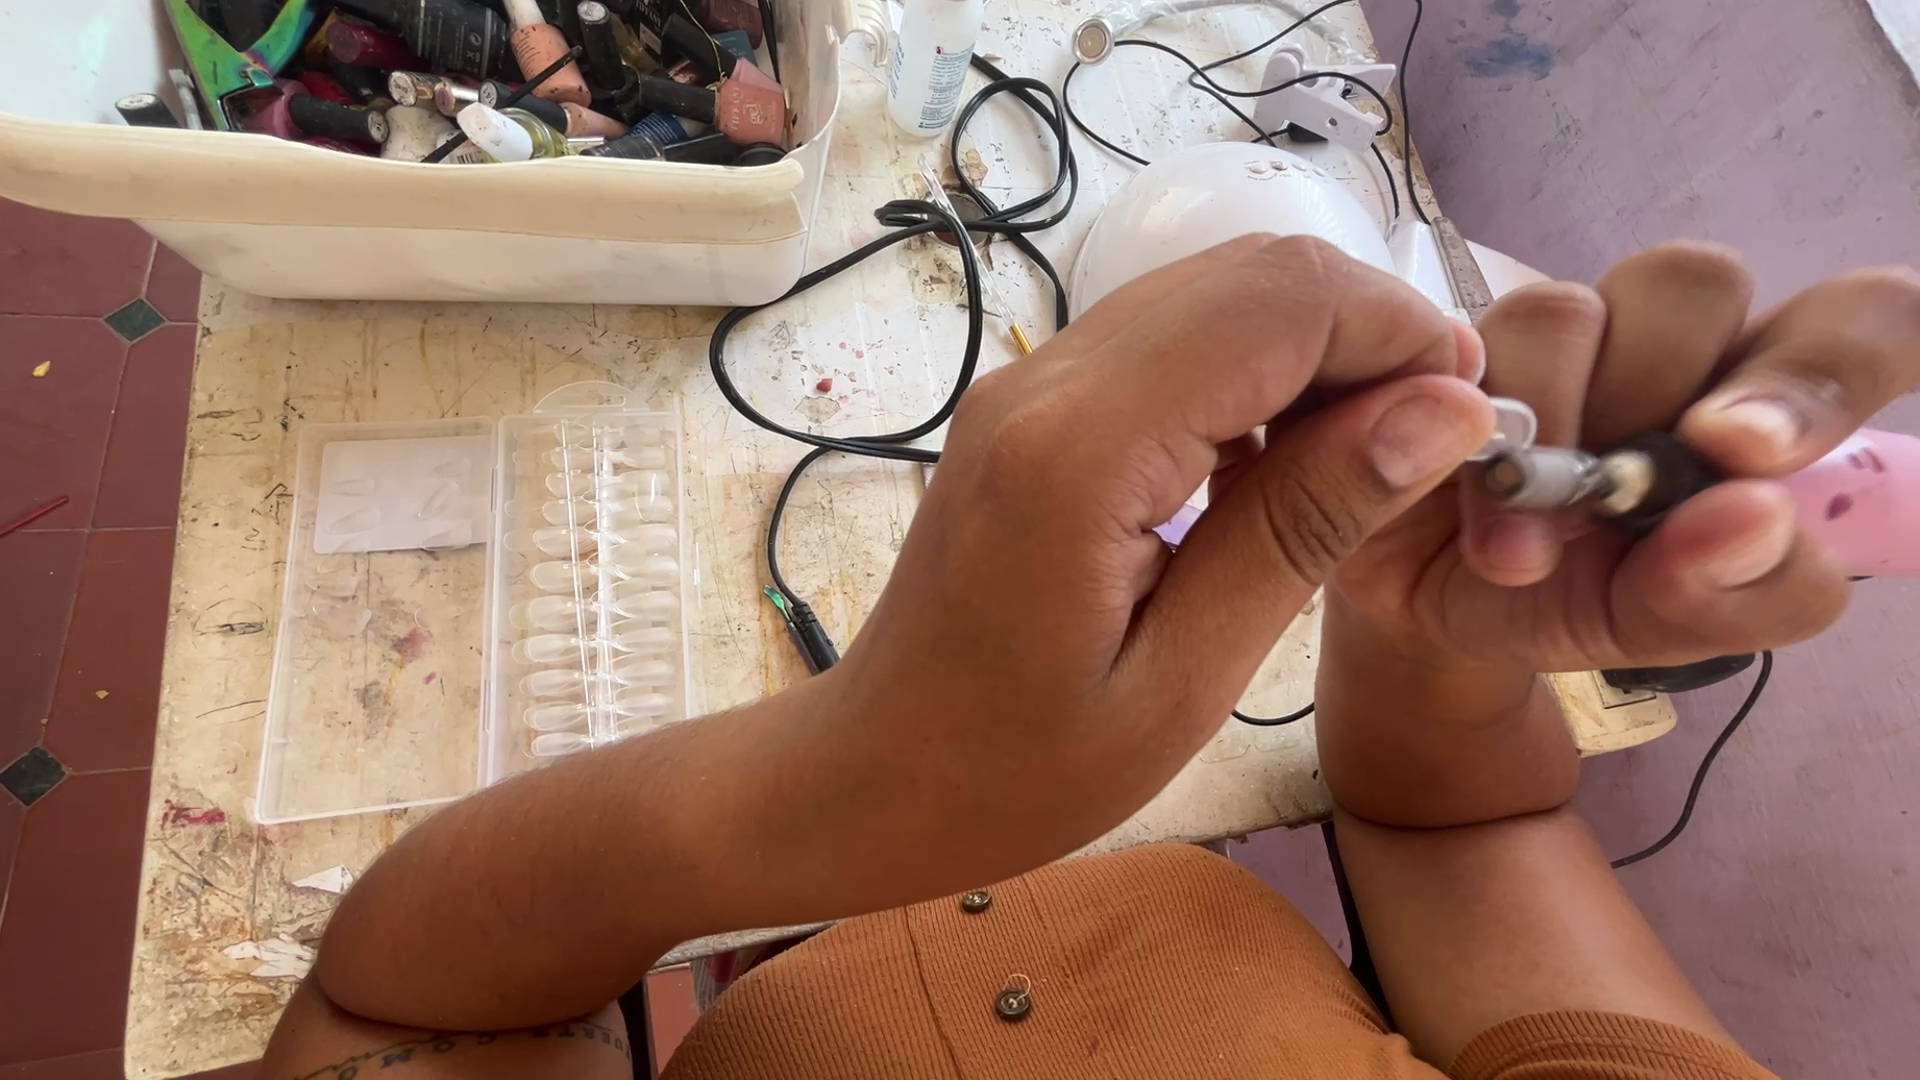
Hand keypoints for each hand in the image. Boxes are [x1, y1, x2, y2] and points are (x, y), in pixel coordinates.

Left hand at [823, 234, 1493, 888]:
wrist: (880, 767)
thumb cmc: (1018, 767)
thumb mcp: (1184, 678)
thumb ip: (1300, 526)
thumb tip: (1436, 411)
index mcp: (1080, 449)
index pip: (1276, 304)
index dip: (1398, 334)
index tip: (1470, 419)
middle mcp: (1042, 384)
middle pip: (1242, 278)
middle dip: (1359, 334)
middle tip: (1422, 444)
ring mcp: (1021, 390)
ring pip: (1200, 302)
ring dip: (1300, 353)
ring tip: (1352, 463)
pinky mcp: (1020, 415)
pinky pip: (1153, 351)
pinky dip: (1235, 378)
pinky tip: (1257, 465)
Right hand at [1332, 245, 1919, 671]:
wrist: (1420, 609)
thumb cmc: (1551, 604)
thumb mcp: (1649, 628)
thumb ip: (1730, 594)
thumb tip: (1752, 518)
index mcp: (1749, 406)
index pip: (1854, 320)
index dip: (1816, 364)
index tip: (1741, 452)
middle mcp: (1652, 351)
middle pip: (1688, 282)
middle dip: (1644, 387)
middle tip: (1596, 496)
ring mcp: (1537, 345)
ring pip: (1559, 308)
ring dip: (1535, 413)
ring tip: (1504, 520)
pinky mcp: (1444, 358)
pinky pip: (1451, 345)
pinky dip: (1448, 407)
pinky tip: (1436, 470)